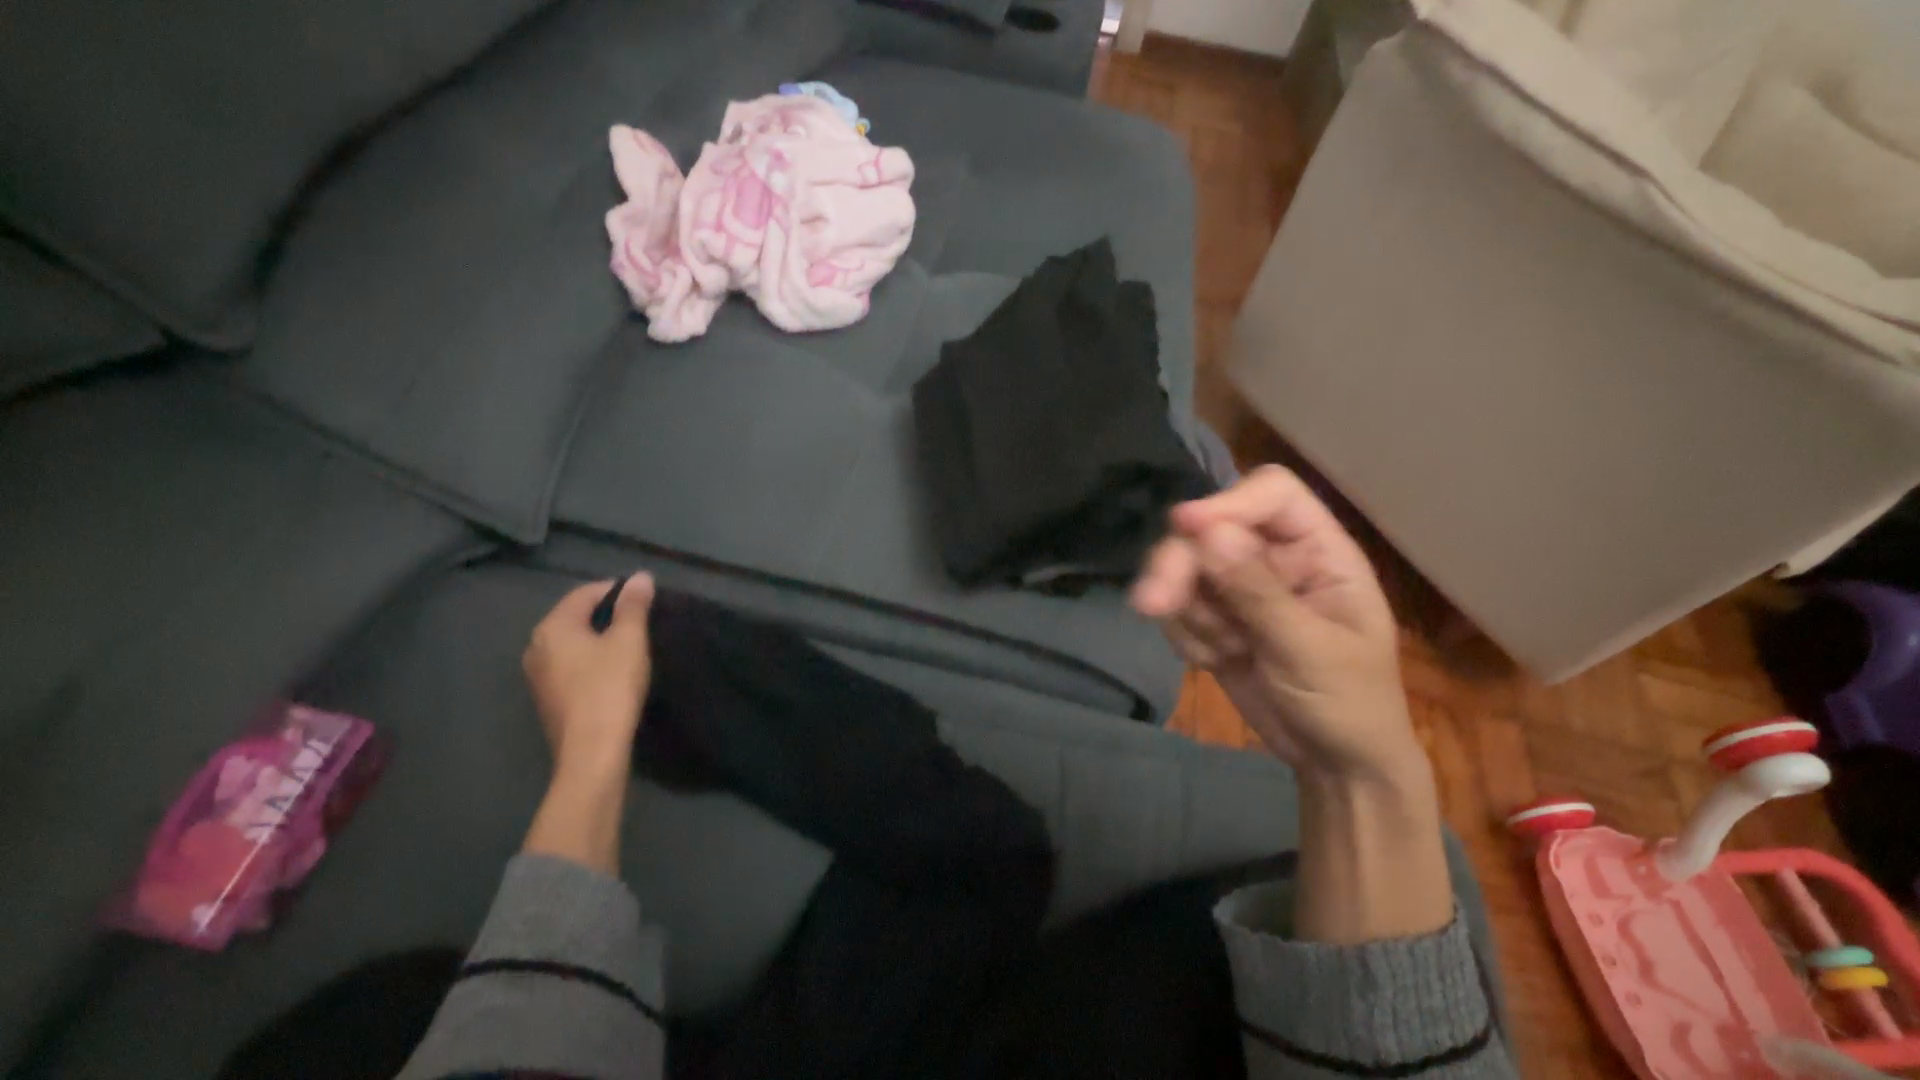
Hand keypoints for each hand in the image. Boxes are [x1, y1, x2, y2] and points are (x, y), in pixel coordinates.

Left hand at [522, 575, 655, 775]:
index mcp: (552, 627)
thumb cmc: (610, 688)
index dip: (616, 590)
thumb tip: (639, 577)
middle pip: (574, 618)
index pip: (585, 593)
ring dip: (598, 640)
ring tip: (630, 647)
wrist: (591, 752)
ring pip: (571, 645)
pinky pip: (570, 668)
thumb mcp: (629, 641)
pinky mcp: (547, 700)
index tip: (645, 598)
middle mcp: (536, 647)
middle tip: (641, 622)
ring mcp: (537, 676)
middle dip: (606, 615)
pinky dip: (590, 662)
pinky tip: (613, 673)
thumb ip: (634, 606)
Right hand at [1131, 466, 1421, 783]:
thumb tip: (1207, 533)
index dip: (1227, 503)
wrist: (1336, 766)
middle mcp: (1276, 559)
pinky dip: (1185, 637)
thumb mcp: (1310, 651)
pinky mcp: (1215, 619)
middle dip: (1181, 567)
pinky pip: (1177, 609)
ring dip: (1188, 612)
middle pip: (1210, 530)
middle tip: (1153, 604)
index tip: (1184, 526)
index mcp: (1319, 551)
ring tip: (1222, 653)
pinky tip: (1216, 662)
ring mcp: (1241, 589)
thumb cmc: (1350, 706)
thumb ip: (1258, 593)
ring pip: (1185, 569)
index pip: (1270, 496)